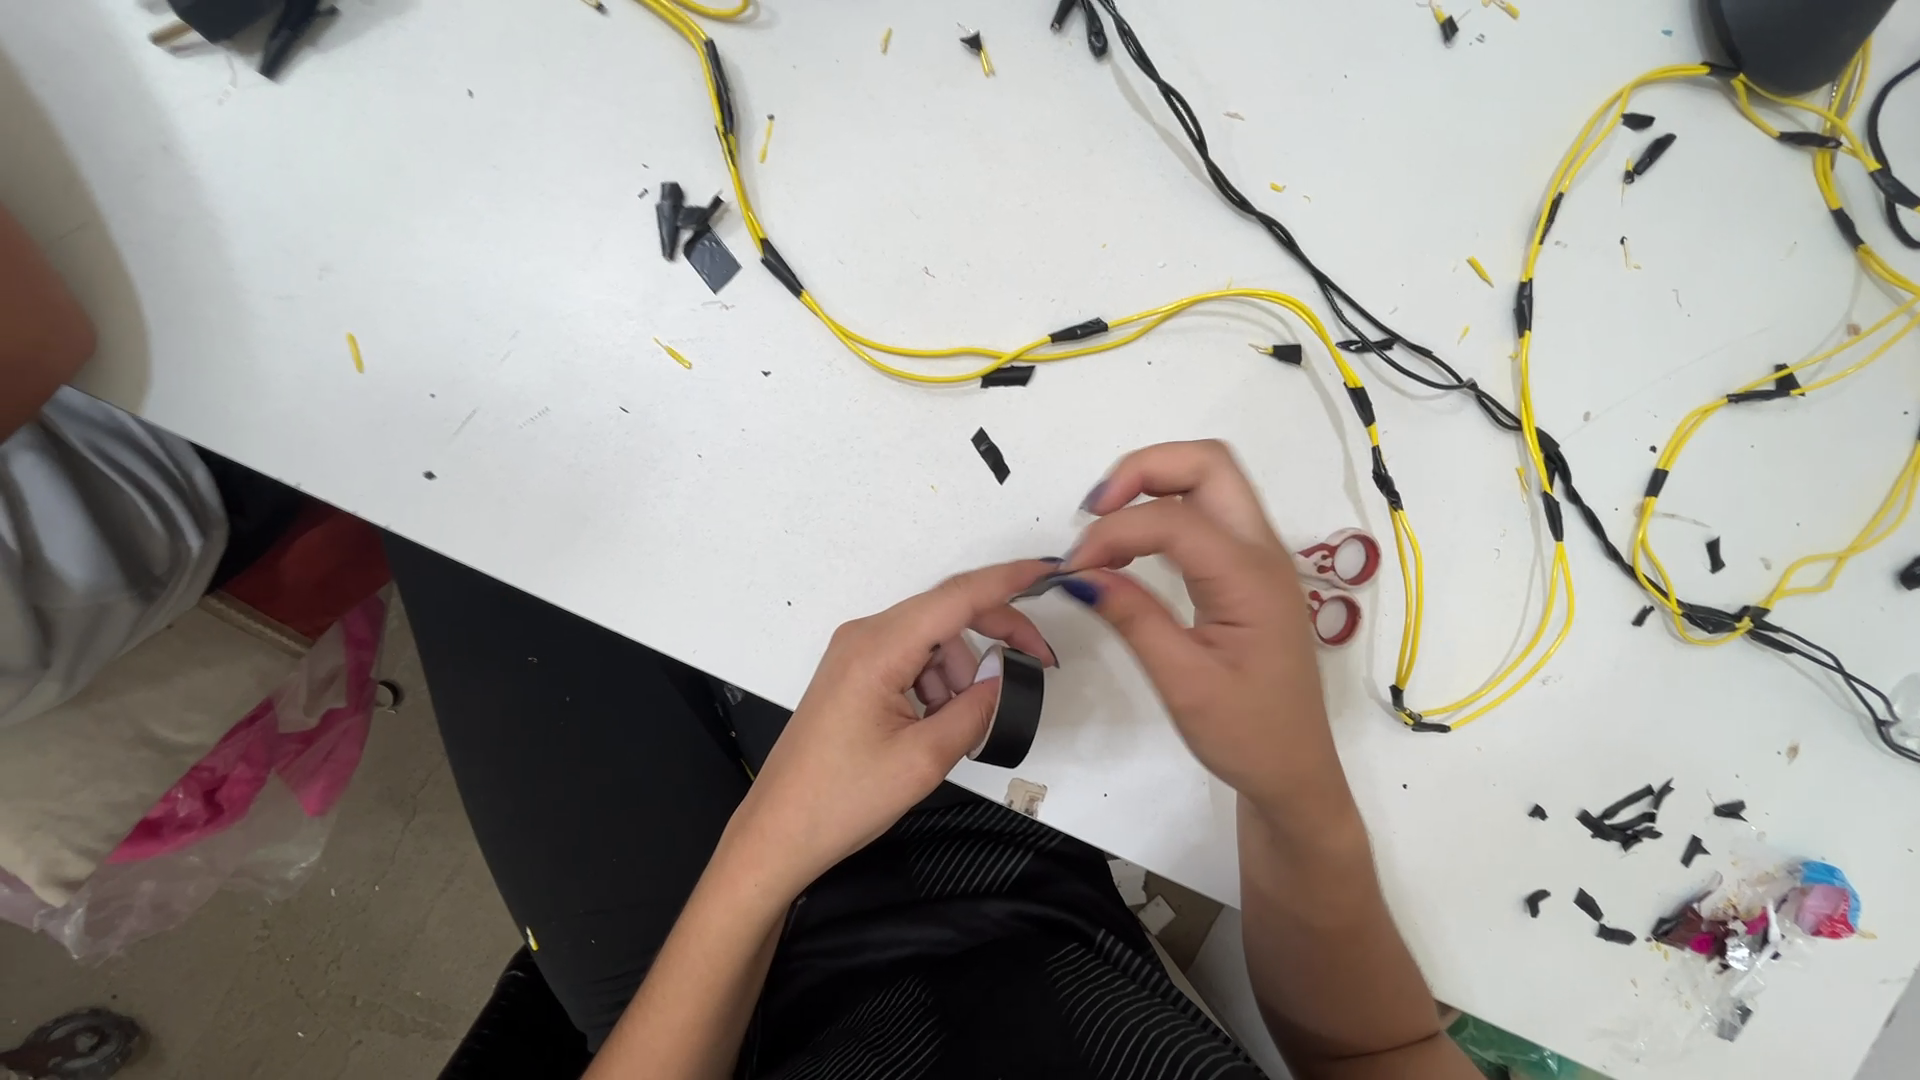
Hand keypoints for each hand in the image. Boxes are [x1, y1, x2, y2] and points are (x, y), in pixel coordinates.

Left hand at [723, 560, 1059, 898]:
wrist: (779, 832)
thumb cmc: (842, 800)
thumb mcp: (924, 759)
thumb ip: (976, 710)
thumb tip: (1006, 676)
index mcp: (878, 647)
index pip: (956, 597)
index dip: (1007, 580)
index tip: (1048, 571)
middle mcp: (865, 635)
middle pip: (947, 614)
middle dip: (996, 634)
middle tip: (1037, 665)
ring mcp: (856, 652)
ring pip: (933, 642)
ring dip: (959, 674)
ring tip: (952, 729)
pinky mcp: (855, 672)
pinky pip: (912, 659)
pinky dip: (936, 684)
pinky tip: (933, 725)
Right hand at [1060, 440, 1341, 811]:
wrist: (1294, 770)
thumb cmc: (1245, 734)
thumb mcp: (1182, 682)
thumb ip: (1133, 618)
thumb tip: (1079, 573)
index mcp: (1250, 579)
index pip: (1173, 520)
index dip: (1113, 532)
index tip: (1072, 569)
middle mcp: (1262, 552)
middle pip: (1208, 463)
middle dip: (1142, 469)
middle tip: (1095, 511)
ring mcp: (1260, 556)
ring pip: (1210, 478)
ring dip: (1153, 483)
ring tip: (1106, 524)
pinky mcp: (1248, 570)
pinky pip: (1208, 511)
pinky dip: (1164, 508)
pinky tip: (1132, 546)